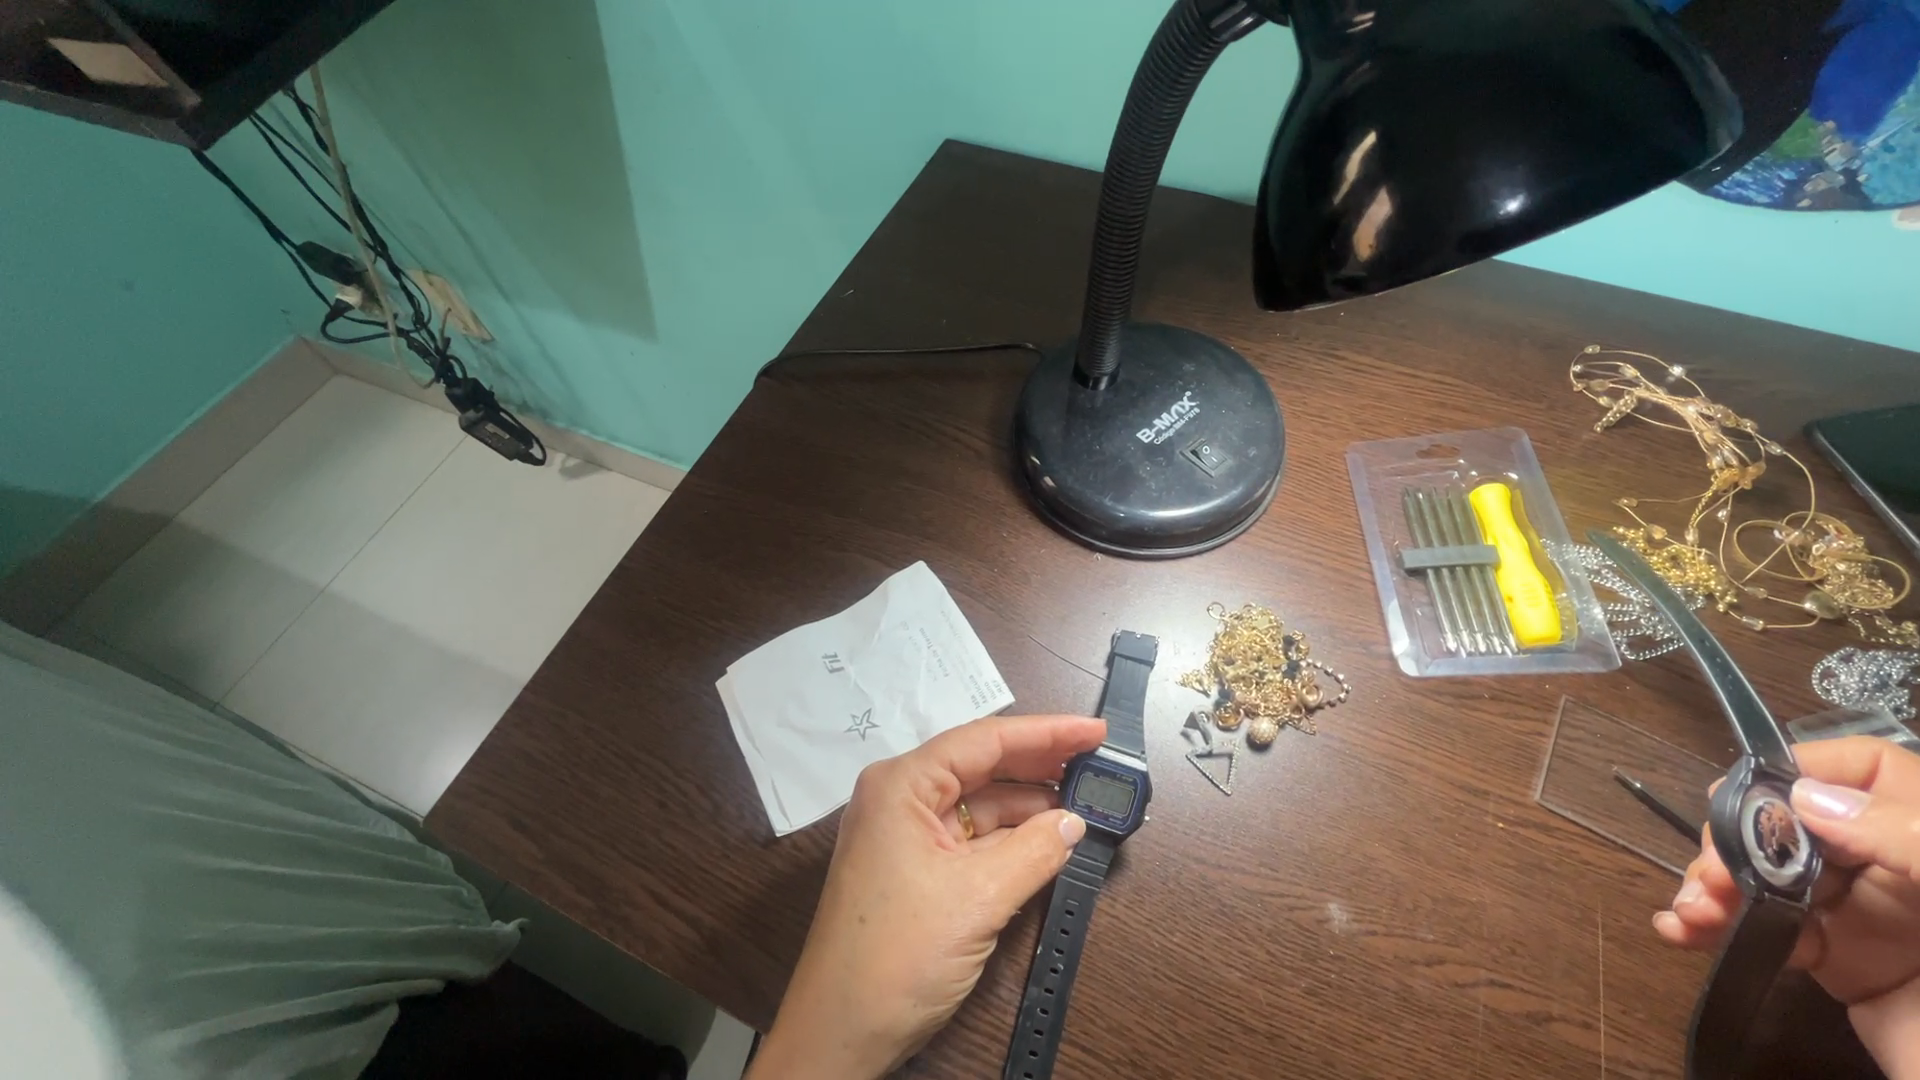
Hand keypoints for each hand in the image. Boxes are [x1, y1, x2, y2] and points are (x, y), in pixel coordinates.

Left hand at [746, 714, 1104, 1079]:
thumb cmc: (897, 957)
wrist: (839, 1036)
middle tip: (1097, 760)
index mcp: (903, 785)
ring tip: (1084, 801)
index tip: (1095, 729)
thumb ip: (1033, 851)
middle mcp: (902, 797)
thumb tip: (1074, 822)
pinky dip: (1011, 838)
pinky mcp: (916, 868)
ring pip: (981, 803)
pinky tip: (1049, 838)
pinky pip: (973, 838)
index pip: (984, 741)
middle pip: (983, 766)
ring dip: (1030, 805)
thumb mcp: (976, 899)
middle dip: (1040, 764)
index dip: (1045, 732)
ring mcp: (907, 834)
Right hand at [1655, 736, 1919, 1077]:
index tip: (1758, 801)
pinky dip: (1708, 925)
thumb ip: (1910, 843)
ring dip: (1709, 885)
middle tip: (1716, 878)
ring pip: (1762, 872)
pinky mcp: (1832, 959)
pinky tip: (1682, 929)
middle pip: (1790, 821)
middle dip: (1733, 842)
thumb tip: (1807, 799)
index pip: (1866, 770)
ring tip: (1693, 913)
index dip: (1806, 770)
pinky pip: (1759, 928)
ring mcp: (1859, 915)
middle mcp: (1891, 868)